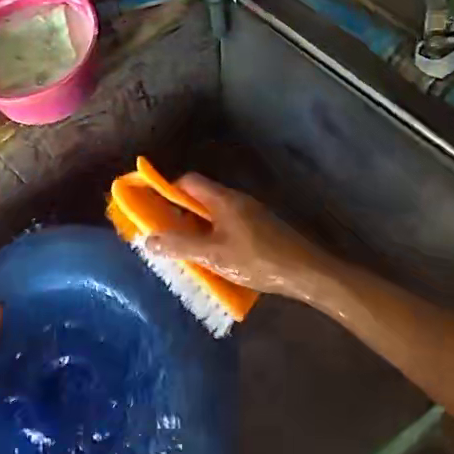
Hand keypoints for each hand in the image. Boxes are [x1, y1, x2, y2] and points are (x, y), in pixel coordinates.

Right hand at [143, 174, 339, 302]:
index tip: (152, 206)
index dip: (167, 190)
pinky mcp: (260, 228)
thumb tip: (148, 239)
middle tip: (164, 232)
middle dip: (179, 211)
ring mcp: (250, 214)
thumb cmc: (257, 260)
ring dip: (196, 225)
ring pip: (214, 212)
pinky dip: (213, 234)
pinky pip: (227, 224)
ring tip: (183, 247)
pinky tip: (212, 256)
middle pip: (200, 196)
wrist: (305, 272)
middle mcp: (236, 200)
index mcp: (223, 199)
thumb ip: (180, 246)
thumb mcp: (213, 255)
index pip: (188, 181)